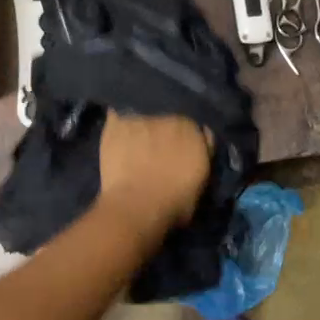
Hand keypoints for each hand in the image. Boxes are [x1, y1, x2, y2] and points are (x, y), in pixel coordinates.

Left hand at [97, 112, 210, 230]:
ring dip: (142, 124)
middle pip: (170, 118)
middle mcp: (173, 119)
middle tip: (156, 148)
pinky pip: (118, 113)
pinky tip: (117, 131)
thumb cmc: (172, 205)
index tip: (179, 150)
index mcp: (196, 134)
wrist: (136, 206)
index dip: (186, 139)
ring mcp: (145, 117)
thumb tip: (202, 141)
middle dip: (165, 130)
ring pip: (145, 114)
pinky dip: (118, 120)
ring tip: (135, 139)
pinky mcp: (120, 122)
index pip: (194, 128)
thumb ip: (201, 157)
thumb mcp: (200, 185)